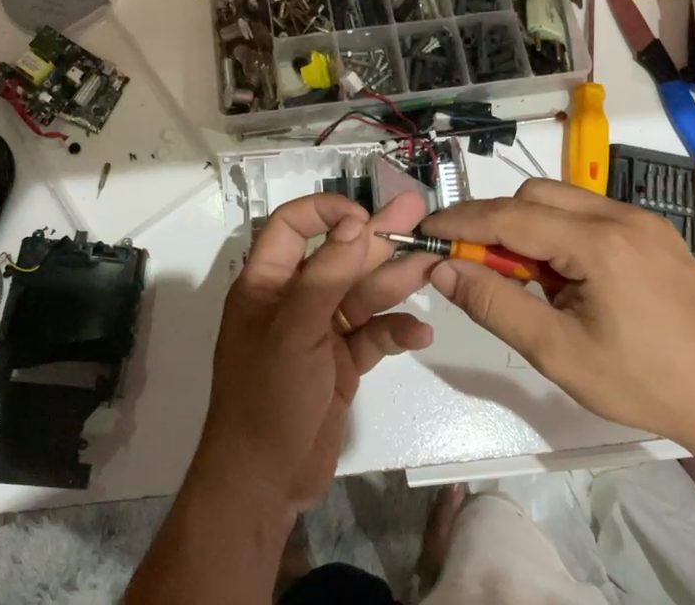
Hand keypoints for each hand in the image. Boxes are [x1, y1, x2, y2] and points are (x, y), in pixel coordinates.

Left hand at [189, 190, 438, 519]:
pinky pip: (372, 337)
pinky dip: (394, 332)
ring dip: (395, 281)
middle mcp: (294, 302)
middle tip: (419, 215)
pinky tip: (420, 332)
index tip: (363, 217)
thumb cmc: (267, 397)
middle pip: (338, 257)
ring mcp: (319, 334)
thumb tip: (354, 223)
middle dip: (376, 239)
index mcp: (267, 284)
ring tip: (431, 264)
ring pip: (361, 296)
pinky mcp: (341, 365)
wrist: (263, 480)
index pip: (291, 227)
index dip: (324, 213)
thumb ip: (325, 275)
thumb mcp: (294, 330)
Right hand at [422, 179, 694, 456]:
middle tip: (477, 270)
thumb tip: (442, 269)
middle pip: (535, 195)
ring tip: (527, 283)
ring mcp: (644, 222)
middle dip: (496, 224)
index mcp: (599, 243)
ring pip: (563, 200)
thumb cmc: (642, 383)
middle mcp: (622, 216)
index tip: (424, 231)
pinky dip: (561, 234)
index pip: (509, 215)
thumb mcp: (557, 352)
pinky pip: (591, 215)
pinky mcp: (656, 235)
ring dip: (529, 228)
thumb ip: (493, 304)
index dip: (460, 222)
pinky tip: (565, 280)